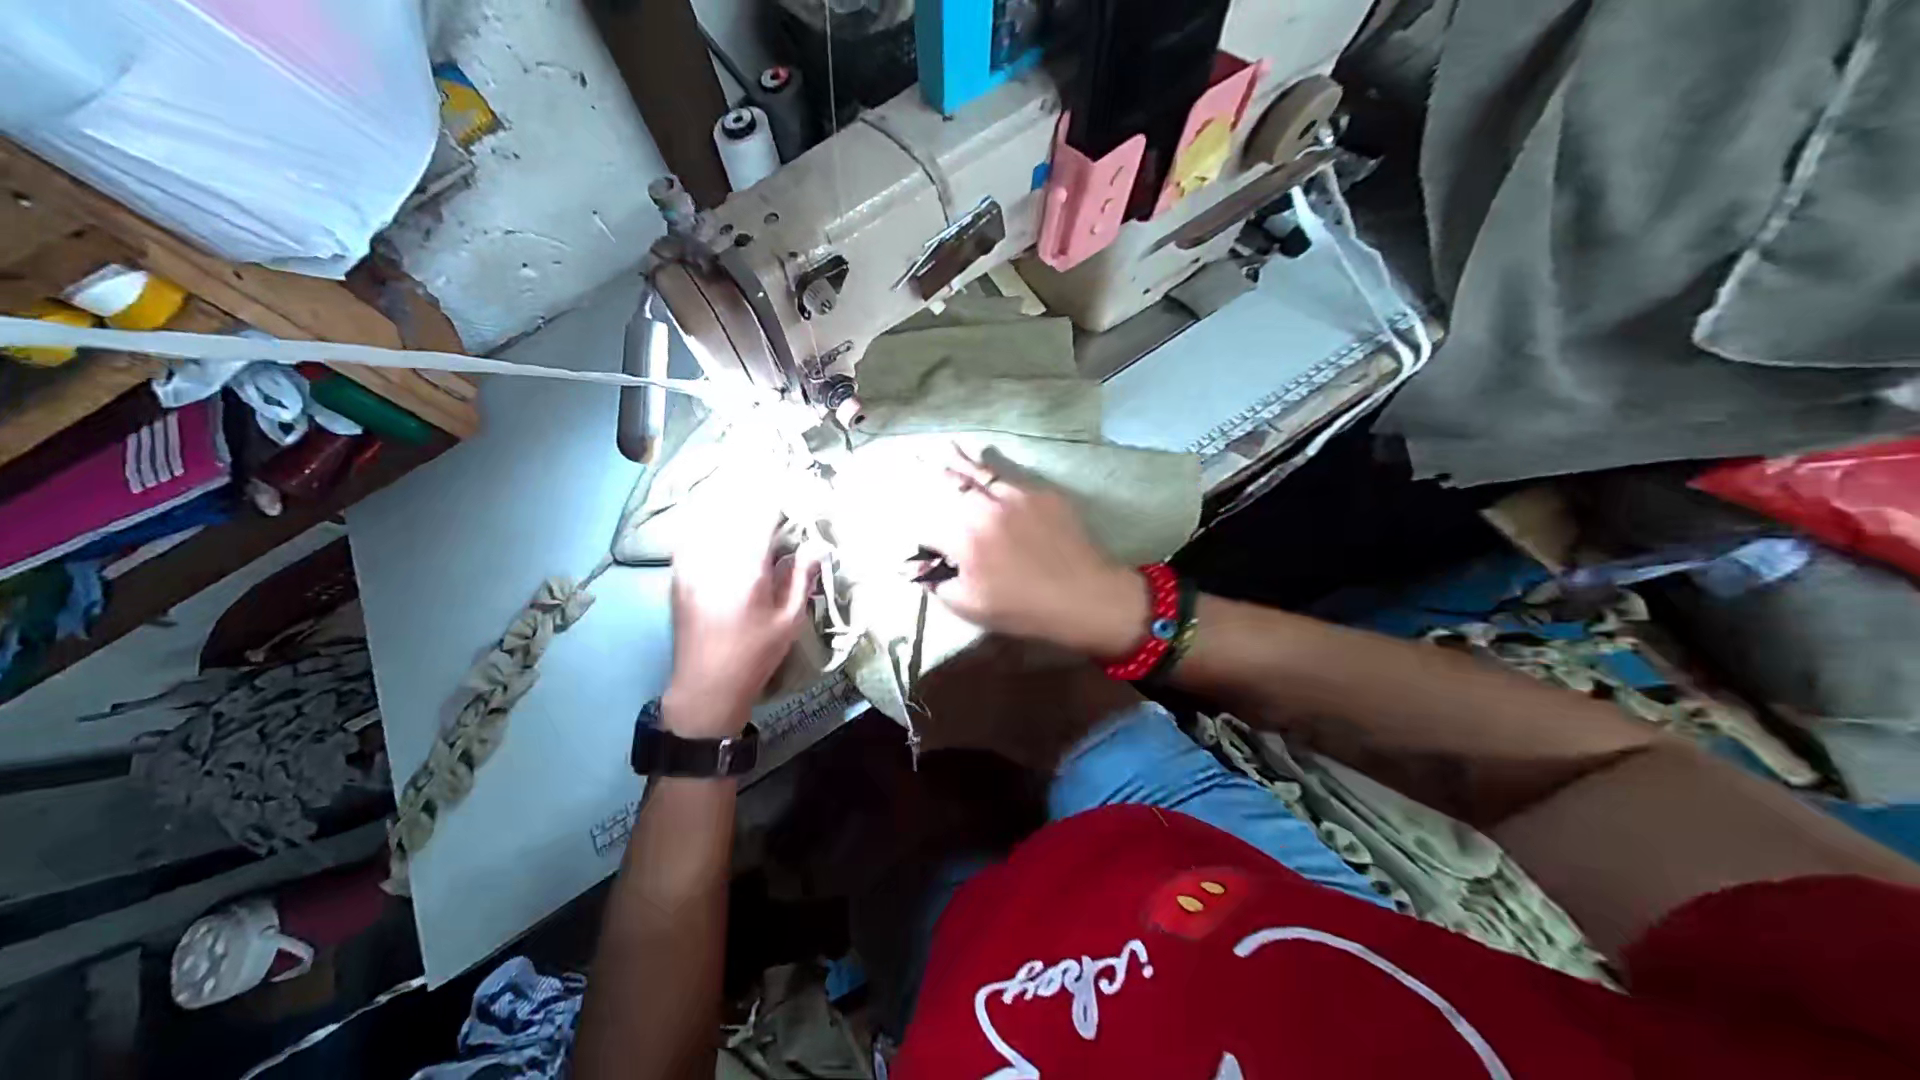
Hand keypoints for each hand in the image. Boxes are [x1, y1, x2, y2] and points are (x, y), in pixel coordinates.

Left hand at [663, 466, 819, 737]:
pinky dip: (707, 513)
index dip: (777, 488)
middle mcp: (714, 557)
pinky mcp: (679, 571)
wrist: (704, 687)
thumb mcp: (789, 620)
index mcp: (746, 569)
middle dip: (752, 481)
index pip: (761, 512)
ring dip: (728, 492)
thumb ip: (802, 577)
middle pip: (732, 504)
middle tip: (769, 461)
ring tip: (745, 475)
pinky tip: (718, 508)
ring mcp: (690, 563)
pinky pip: (692, 530)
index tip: (792, 473)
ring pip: (708, 512)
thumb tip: (814, 544)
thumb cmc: (754, 656)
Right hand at [910, 446, 1148, 658]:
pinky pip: (1008, 476)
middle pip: (948, 483)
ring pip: (978, 471)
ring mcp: (1015, 495)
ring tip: (941, 446)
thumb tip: (914, 566)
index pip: (926, 523)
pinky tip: (981, 459)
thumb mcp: (970, 606)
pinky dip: (989, 468)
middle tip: (914, 456)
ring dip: (956, 459)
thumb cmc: (1023, 609)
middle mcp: (985, 508)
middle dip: (927, 472)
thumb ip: (937, 584)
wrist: (1085, 597)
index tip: (922, 537)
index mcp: (964, 538)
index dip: (921, 532)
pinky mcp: (1041, 492)